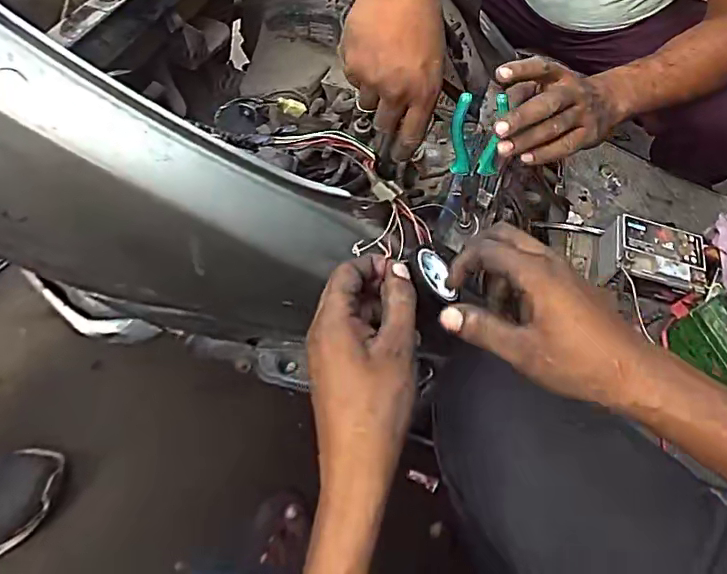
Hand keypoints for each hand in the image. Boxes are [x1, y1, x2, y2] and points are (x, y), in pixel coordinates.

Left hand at [306, 255, 417, 496]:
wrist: (358, 465)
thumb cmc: (375, 413)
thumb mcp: (397, 346)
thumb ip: (400, 301)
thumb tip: (399, 273)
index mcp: (330, 322)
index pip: (346, 270)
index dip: (374, 262)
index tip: (399, 268)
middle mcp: (320, 333)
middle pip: (346, 289)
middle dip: (377, 284)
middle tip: (405, 291)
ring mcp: (324, 352)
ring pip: (350, 312)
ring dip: (377, 307)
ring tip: (405, 320)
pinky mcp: (332, 369)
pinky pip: (350, 333)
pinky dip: (372, 328)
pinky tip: (394, 344)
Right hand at [341, 0, 444, 159]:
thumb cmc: (422, 18)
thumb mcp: (435, 59)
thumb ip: (424, 88)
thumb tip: (415, 109)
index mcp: (424, 91)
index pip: (411, 133)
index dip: (403, 148)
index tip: (397, 155)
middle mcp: (397, 91)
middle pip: (384, 123)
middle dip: (384, 119)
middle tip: (384, 104)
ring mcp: (372, 80)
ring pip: (366, 100)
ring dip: (371, 89)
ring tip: (380, 63)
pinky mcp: (352, 65)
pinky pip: (353, 78)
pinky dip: (359, 68)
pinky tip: (370, 48)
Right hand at [440, 224, 657, 407]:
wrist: (631, 371)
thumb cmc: (583, 363)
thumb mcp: (523, 352)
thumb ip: (483, 329)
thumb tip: (451, 316)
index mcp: (535, 272)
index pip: (486, 248)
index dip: (461, 262)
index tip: (452, 284)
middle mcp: (549, 261)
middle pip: (502, 233)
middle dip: (477, 251)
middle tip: (464, 278)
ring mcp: (562, 267)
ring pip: (519, 246)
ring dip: (498, 265)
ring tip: (494, 305)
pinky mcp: (571, 279)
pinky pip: (535, 261)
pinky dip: (516, 273)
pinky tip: (518, 309)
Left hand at [491, 57, 629, 166]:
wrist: (609, 99)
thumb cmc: (568, 92)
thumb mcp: (550, 82)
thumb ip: (524, 90)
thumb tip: (500, 104)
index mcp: (559, 75)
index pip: (540, 68)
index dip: (520, 70)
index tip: (500, 74)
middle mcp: (572, 92)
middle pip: (547, 103)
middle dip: (521, 117)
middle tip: (498, 129)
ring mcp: (582, 113)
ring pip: (553, 128)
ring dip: (527, 140)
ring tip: (505, 148)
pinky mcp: (589, 134)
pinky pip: (565, 146)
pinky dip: (544, 153)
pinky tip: (526, 157)